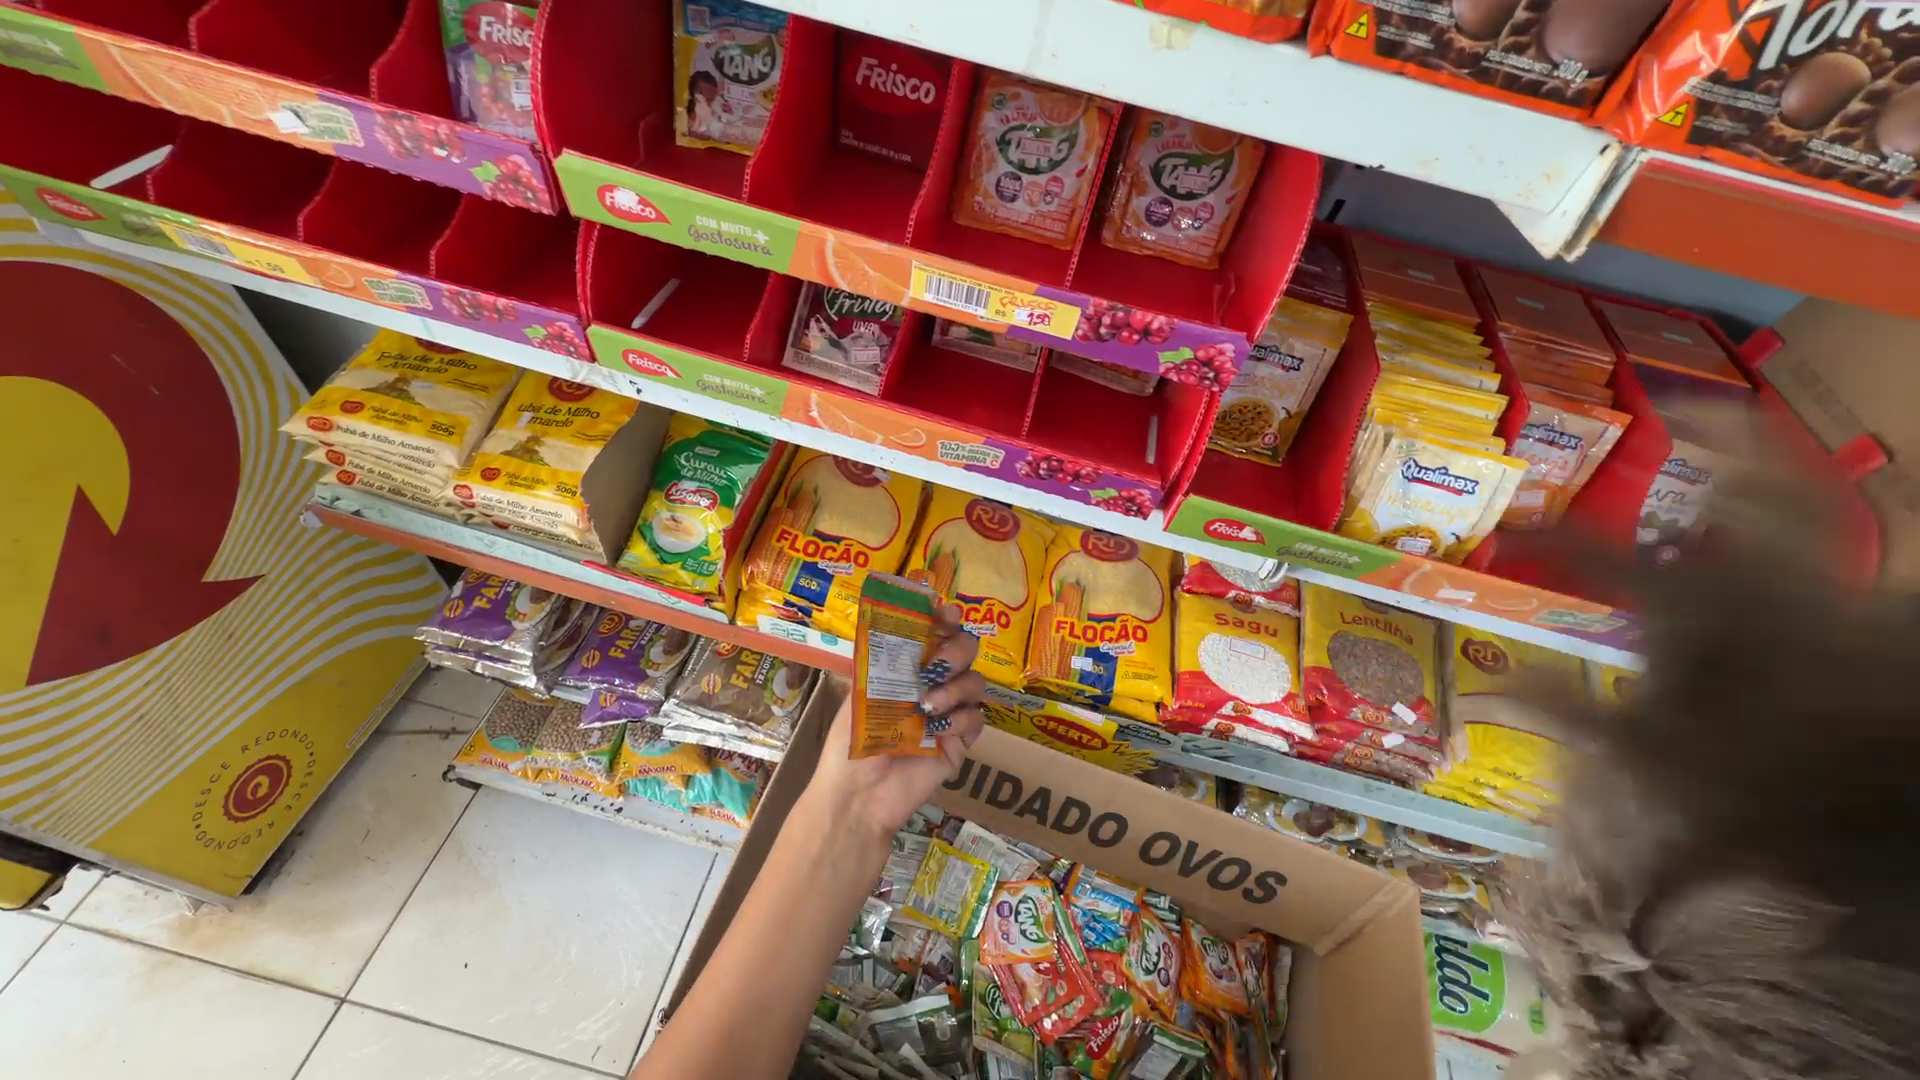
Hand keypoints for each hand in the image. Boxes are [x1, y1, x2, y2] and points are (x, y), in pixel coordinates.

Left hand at [808, 604, 986, 842]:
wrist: (859, 794)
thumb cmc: (851, 742)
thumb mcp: (861, 694)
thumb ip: (886, 660)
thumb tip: (899, 623)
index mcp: (907, 667)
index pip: (935, 631)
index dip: (946, 618)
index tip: (946, 614)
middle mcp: (932, 683)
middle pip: (965, 650)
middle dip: (956, 650)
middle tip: (937, 665)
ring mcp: (949, 712)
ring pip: (976, 682)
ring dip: (956, 688)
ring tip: (929, 705)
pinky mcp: (960, 742)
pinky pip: (976, 719)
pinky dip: (960, 719)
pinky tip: (939, 729)